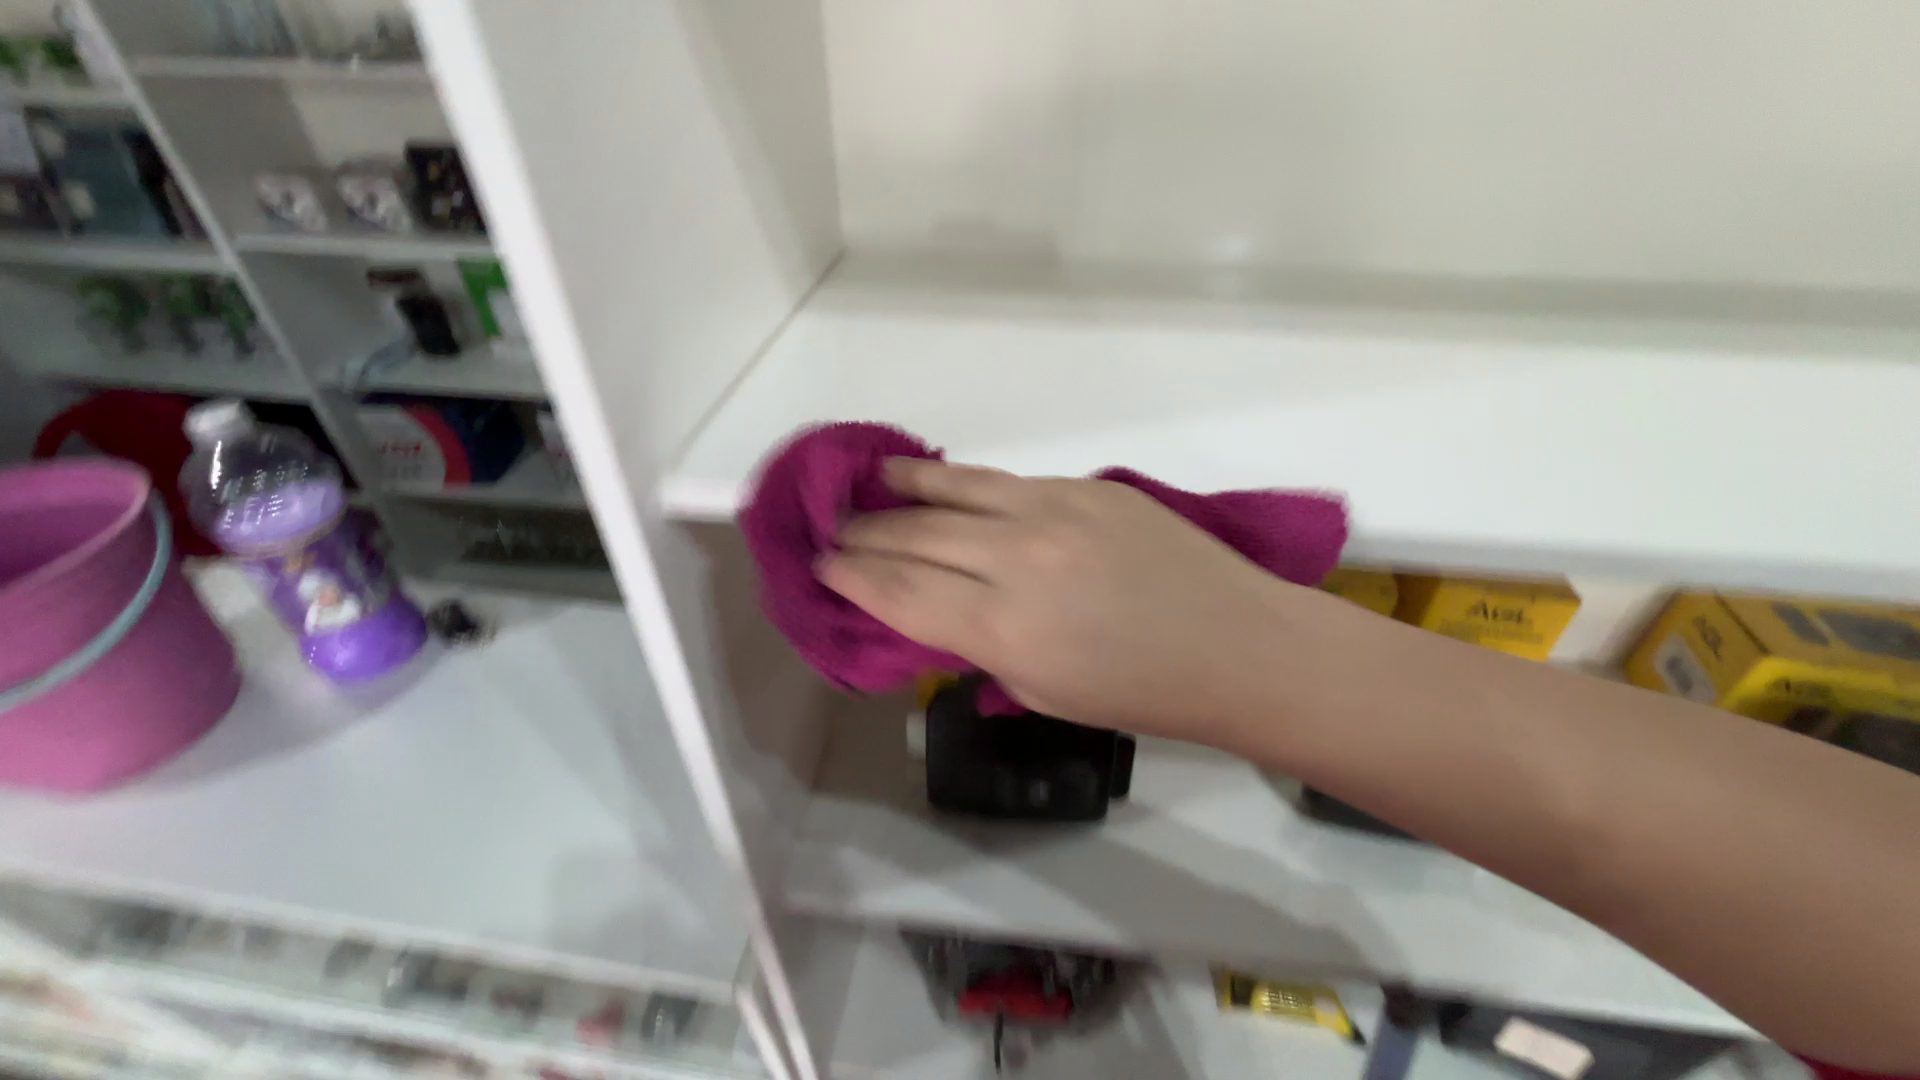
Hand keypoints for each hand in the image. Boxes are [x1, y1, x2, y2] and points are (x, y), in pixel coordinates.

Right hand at [818, 458, 1318, 740]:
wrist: (1237, 647)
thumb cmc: (1140, 693)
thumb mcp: (1040, 690)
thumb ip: (976, 643)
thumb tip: (931, 606)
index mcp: (1004, 627)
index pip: (900, 592)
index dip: (851, 578)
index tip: (820, 566)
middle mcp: (1018, 557)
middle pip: (915, 536)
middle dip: (864, 535)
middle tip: (833, 531)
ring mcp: (1054, 510)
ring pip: (952, 490)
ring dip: (900, 489)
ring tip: (866, 483)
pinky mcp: (1086, 486)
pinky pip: (1004, 482)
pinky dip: (958, 482)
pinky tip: (936, 480)